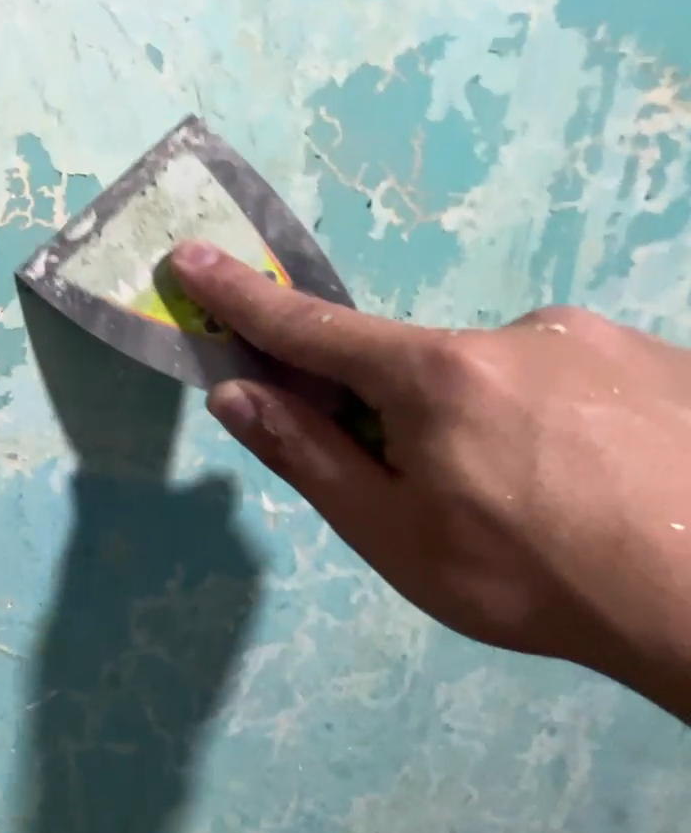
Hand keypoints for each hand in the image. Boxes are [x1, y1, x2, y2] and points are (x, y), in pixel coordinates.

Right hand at [171, 241, 690, 698]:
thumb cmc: (529, 576)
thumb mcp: (386, 528)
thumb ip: (306, 454)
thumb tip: (235, 394)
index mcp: (437, 374)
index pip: (310, 328)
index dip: (241, 297)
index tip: (189, 256)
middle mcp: (521, 334)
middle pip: (409, 365)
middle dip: (390, 414)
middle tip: (428, 493)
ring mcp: (606, 342)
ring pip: (492, 377)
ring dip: (476, 424)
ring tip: (528, 502)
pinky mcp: (668, 362)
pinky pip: (564, 383)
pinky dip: (547, 424)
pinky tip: (590, 485)